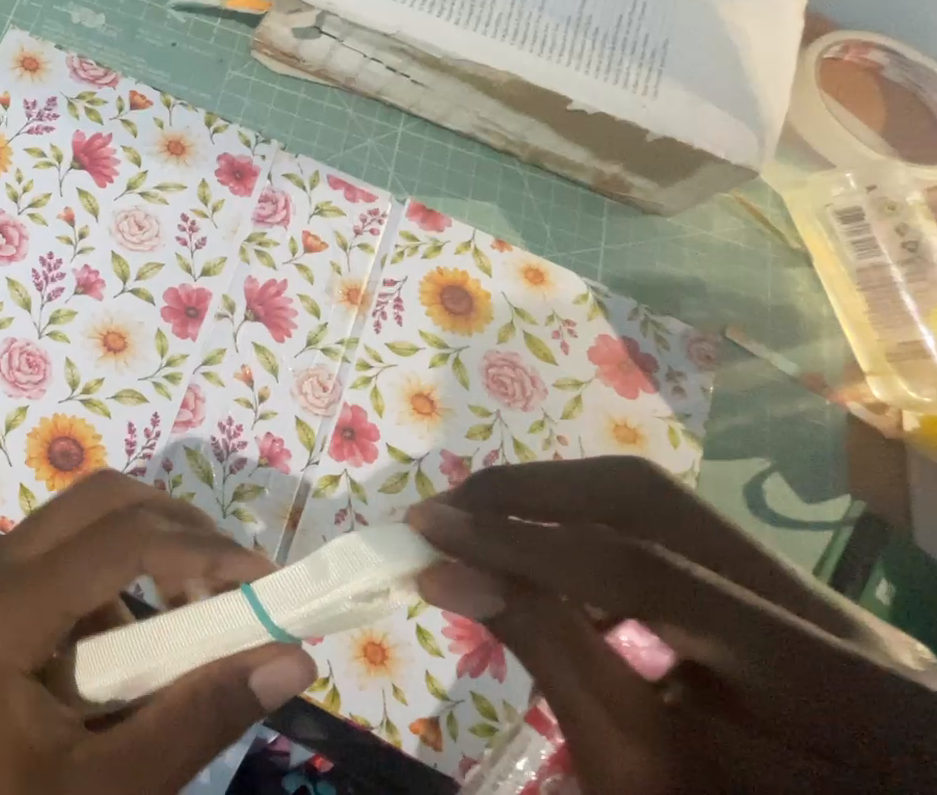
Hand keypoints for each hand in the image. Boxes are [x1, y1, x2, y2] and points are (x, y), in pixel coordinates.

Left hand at [0, 470, 316, 793]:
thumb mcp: (112, 786)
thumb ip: (200, 717)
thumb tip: (292, 658)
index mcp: (4, 612)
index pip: (121, 541)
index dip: (204, 549)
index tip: (269, 580)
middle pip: (102, 500)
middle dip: (180, 528)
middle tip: (240, 583)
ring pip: (85, 516)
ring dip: (153, 545)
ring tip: (202, 608)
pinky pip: (66, 549)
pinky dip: (121, 571)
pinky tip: (147, 633)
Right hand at [408, 458, 936, 793]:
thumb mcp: (632, 765)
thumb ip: (547, 653)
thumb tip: (444, 569)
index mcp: (831, 683)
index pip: (647, 570)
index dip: (523, 542)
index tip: (425, 527)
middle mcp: (837, 615)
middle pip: (650, 500)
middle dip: (529, 496)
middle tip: (445, 512)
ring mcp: (811, 597)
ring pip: (654, 506)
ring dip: (547, 510)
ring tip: (474, 534)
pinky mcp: (775, 595)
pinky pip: (663, 535)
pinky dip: (581, 538)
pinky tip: (538, 569)